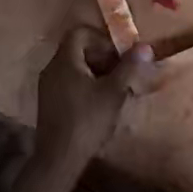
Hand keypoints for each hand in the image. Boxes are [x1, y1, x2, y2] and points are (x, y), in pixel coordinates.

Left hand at [35, 28, 151, 167]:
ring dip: (95, 70)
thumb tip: (144, 46)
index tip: (118, 54)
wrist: (59, 159)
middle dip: (101, 55)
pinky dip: (85, 83)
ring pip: (73, 66)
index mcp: (64, 61)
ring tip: (114, 87)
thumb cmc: (87, 120)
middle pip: (77, 48)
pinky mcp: (49, 102)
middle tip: (121, 71)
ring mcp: (47, 86)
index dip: (101, 38)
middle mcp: (52, 69)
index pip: (79, 32)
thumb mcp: (113, 92)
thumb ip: (128, 67)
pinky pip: (68, 80)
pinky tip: (99, 102)